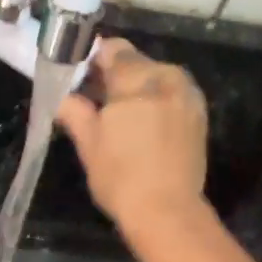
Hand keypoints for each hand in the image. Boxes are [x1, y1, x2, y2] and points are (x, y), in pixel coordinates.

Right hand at [57, 38, 211, 230]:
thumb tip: (62, 97)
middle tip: (98, 106)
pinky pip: (172, 97)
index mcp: (137, 79)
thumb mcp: (89, 145)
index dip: (93, 61)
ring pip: (157, 79)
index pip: (113, 50)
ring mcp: (187, 94)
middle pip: (137, 64)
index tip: (81, 81)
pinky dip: (157, 105)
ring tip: (123, 123)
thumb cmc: (120, 178)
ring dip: (138, 92)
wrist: (166, 211)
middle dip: (117, 79)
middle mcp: (167, 76)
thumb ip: (75, 112)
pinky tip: (145, 131)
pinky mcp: (199, 114)